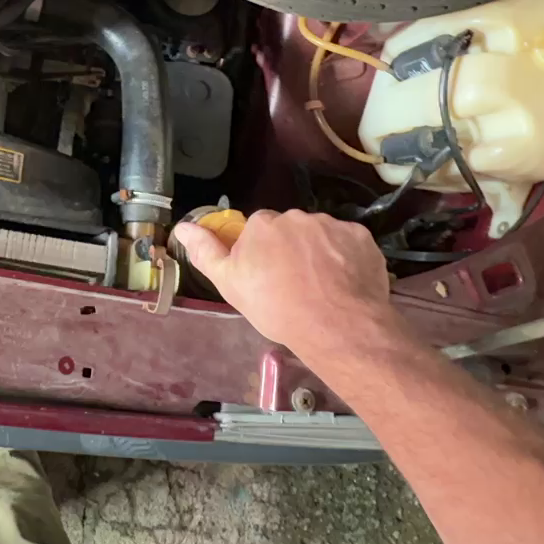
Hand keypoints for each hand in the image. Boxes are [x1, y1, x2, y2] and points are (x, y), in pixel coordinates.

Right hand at [175, 210, 398, 354]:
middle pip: (290, 229)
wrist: (337, 326)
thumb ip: (206, 251)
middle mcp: (295, 216)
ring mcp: (331, 225)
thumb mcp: (230, 284)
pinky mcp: (361, 237)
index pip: (259, 230)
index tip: (267, 276)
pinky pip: (348, 242)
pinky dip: (346, 257)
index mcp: (262, 224)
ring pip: (320, 235)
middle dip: (292, 249)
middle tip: (295, 283)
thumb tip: (182, 228)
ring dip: (319, 253)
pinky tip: (345, 282)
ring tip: (323, 286)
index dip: (262, 253)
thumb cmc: (276, 307)